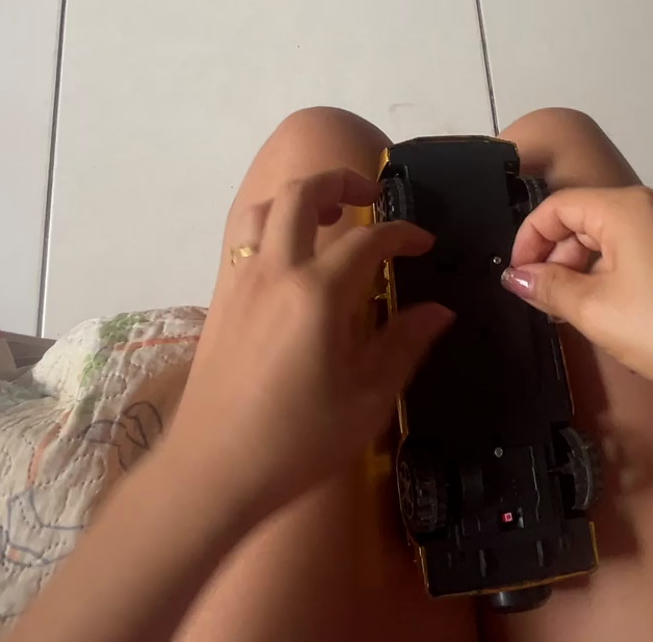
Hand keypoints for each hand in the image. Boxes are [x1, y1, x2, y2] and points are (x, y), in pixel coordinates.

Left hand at [164, 168, 454, 518]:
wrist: (212, 472)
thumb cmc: (297, 442)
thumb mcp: (367, 400)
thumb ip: (404, 345)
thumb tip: (440, 310)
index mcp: (319, 293)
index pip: (369, 239)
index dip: (403, 234)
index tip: (424, 244)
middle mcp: (277, 271)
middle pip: (302, 193)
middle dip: (341, 180)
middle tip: (371, 196)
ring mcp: (242, 281)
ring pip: (264, 207)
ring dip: (299, 196)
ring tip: (327, 214)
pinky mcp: (221, 298)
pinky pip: (244, 238)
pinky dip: (272, 224)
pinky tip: (290, 255)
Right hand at [502, 185, 652, 407]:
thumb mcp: (597, 311)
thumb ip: (549, 288)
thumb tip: (515, 276)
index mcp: (626, 208)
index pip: (557, 207)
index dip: (528, 239)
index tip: (516, 278)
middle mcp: (652, 207)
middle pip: (584, 219)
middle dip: (555, 256)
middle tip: (544, 301)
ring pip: (610, 238)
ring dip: (583, 270)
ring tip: (576, 314)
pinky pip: (636, 252)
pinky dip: (612, 276)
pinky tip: (613, 314)